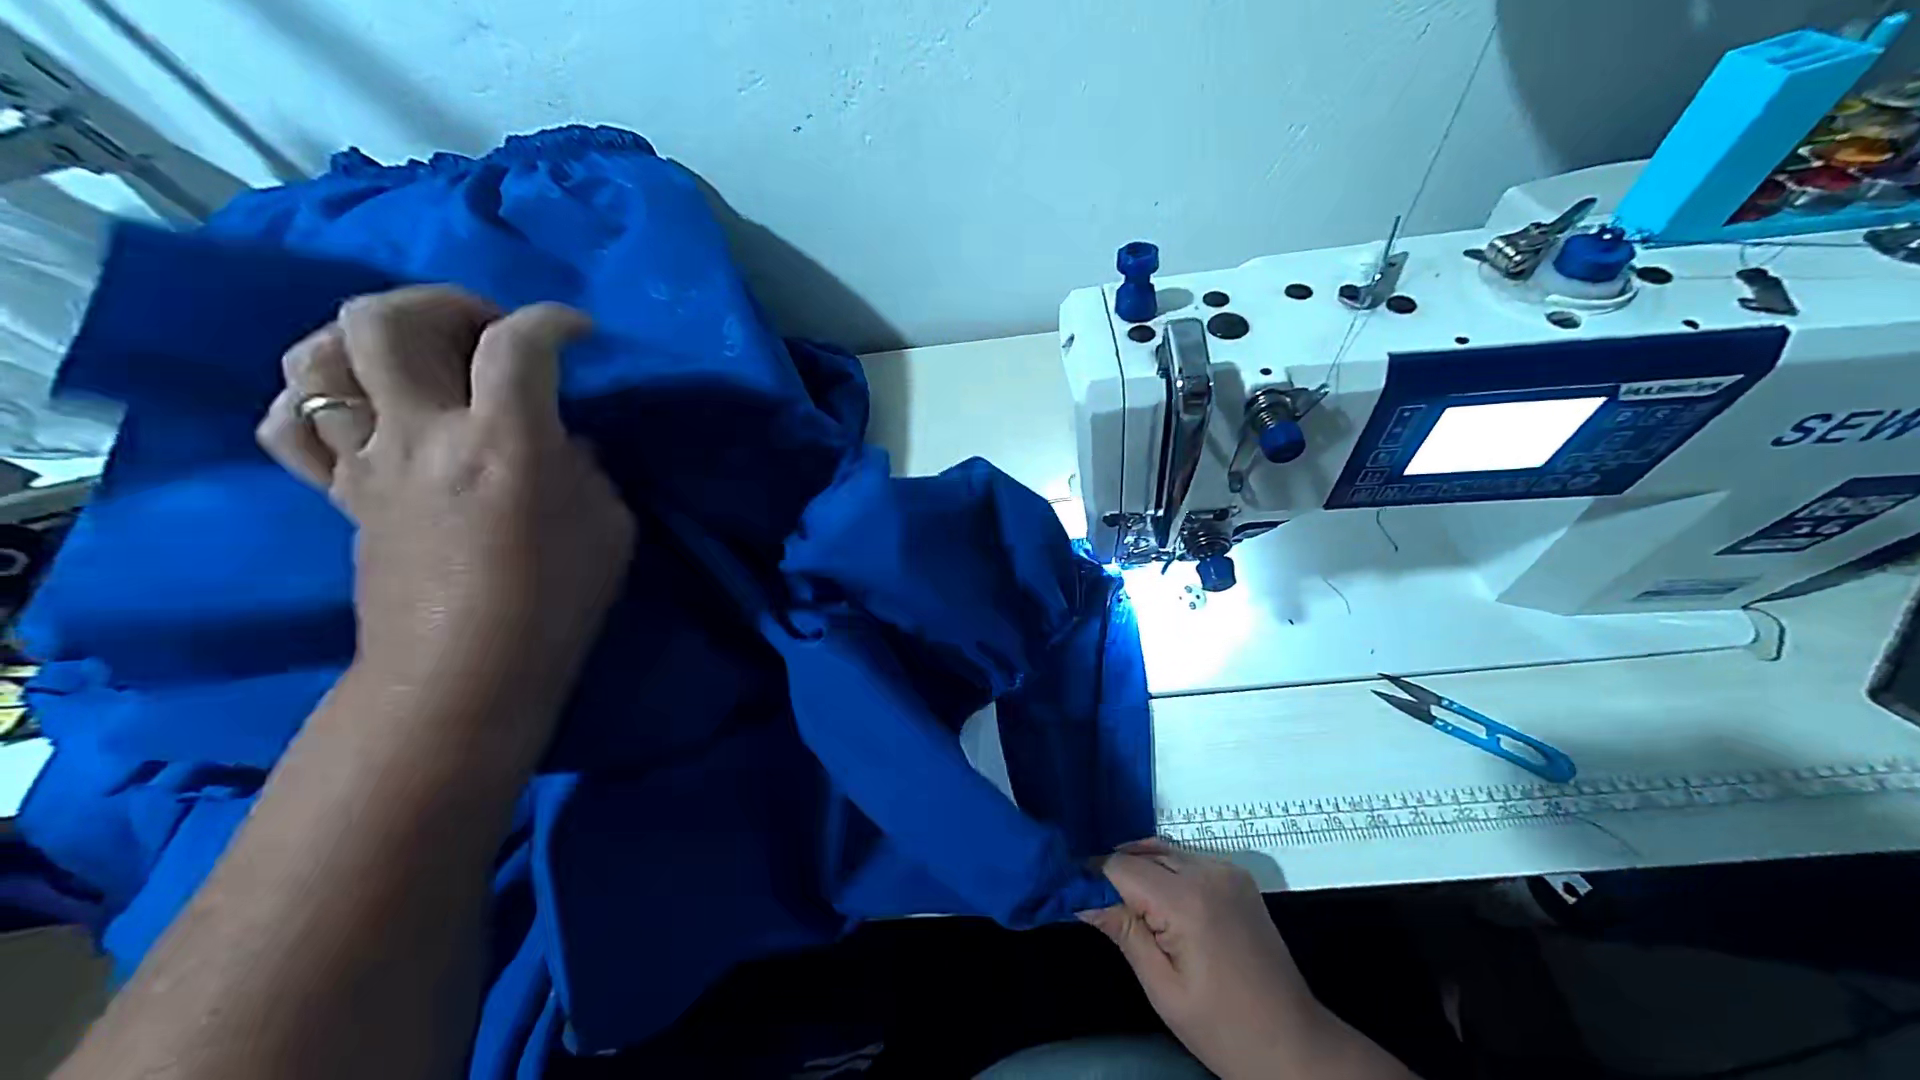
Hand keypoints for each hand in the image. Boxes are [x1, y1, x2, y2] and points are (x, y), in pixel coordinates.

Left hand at [256, 286, 634, 728]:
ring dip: (369, 338)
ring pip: (317, 358)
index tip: (578, 332)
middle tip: (486, 328)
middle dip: (443, 303)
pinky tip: (360, 410)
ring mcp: (368, 463)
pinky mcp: (341, 495)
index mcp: (504, 443)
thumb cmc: (557, 602)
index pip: (518, 344)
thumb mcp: (611, 526)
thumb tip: (561, 441)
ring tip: (418, 357)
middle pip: (386, 319)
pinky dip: (315, 400)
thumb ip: (587, 468)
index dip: (553, 321)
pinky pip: (291, 426)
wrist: (467, 673)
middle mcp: (422, 435)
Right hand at [1081, 838, 1413, 1079]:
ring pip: (1164, 849)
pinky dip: (1166, 868)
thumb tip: (1079, 898)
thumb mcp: (1162, 987)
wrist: (1296, 1043)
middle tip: (1094, 901)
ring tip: (1123, 901)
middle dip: (1115, 871)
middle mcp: (1208, 871)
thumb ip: (1123, 932)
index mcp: (1187, 900)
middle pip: (1142, 851)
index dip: (1093, 876)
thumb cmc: (1223, 1027)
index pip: (1122, 865)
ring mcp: (1227, 870)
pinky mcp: (1238, 876)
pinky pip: (1188, 858)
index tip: (1072, 892)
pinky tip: (1158, 899)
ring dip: (1140, 867)